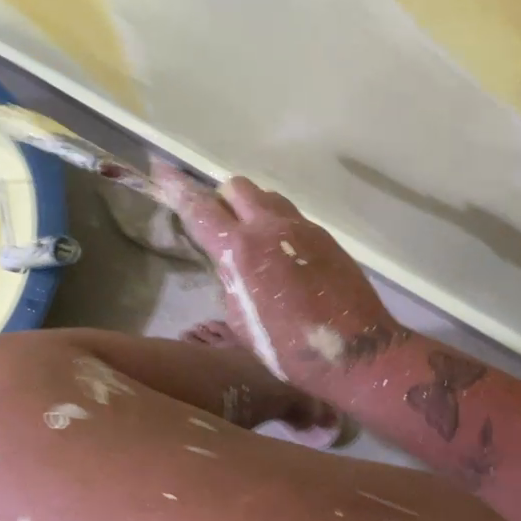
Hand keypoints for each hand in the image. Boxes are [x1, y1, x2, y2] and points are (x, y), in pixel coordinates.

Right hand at [152, 163, 406, 388]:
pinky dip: (279, 225)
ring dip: (253, 209)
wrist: (358, 351)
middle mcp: (271, 228)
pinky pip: (293, 217)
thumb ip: (230, 282)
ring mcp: (304, 228)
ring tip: (252, 240)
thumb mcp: (242, 323)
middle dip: (222, 199)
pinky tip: (282, 255)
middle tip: (219, 225)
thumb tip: (230, 264)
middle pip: (237, 188)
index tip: (161, 169)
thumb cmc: (290, 349)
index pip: (199, 208)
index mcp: (240, 251)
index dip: (176, 188)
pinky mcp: (327, 237)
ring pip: (268, 198)